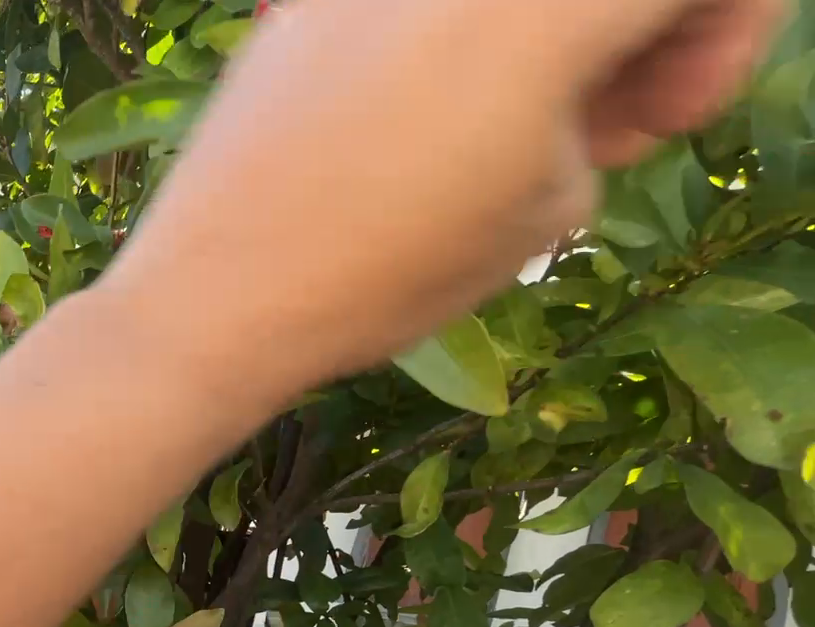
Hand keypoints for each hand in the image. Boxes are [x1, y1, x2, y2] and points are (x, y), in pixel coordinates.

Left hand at [106, 0, 781, 379]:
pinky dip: (438, 42)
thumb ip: (596, 116)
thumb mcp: (540, 211)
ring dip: (524, 38)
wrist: (205, 305)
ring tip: (488, 137)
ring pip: (486, 0)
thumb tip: (574, 92)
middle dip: (618, 30)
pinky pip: (399, 14)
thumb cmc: (373, 276)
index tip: (661, 121)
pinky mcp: (291, 15)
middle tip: (590, 129)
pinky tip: (402, 125)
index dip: (713, 34)